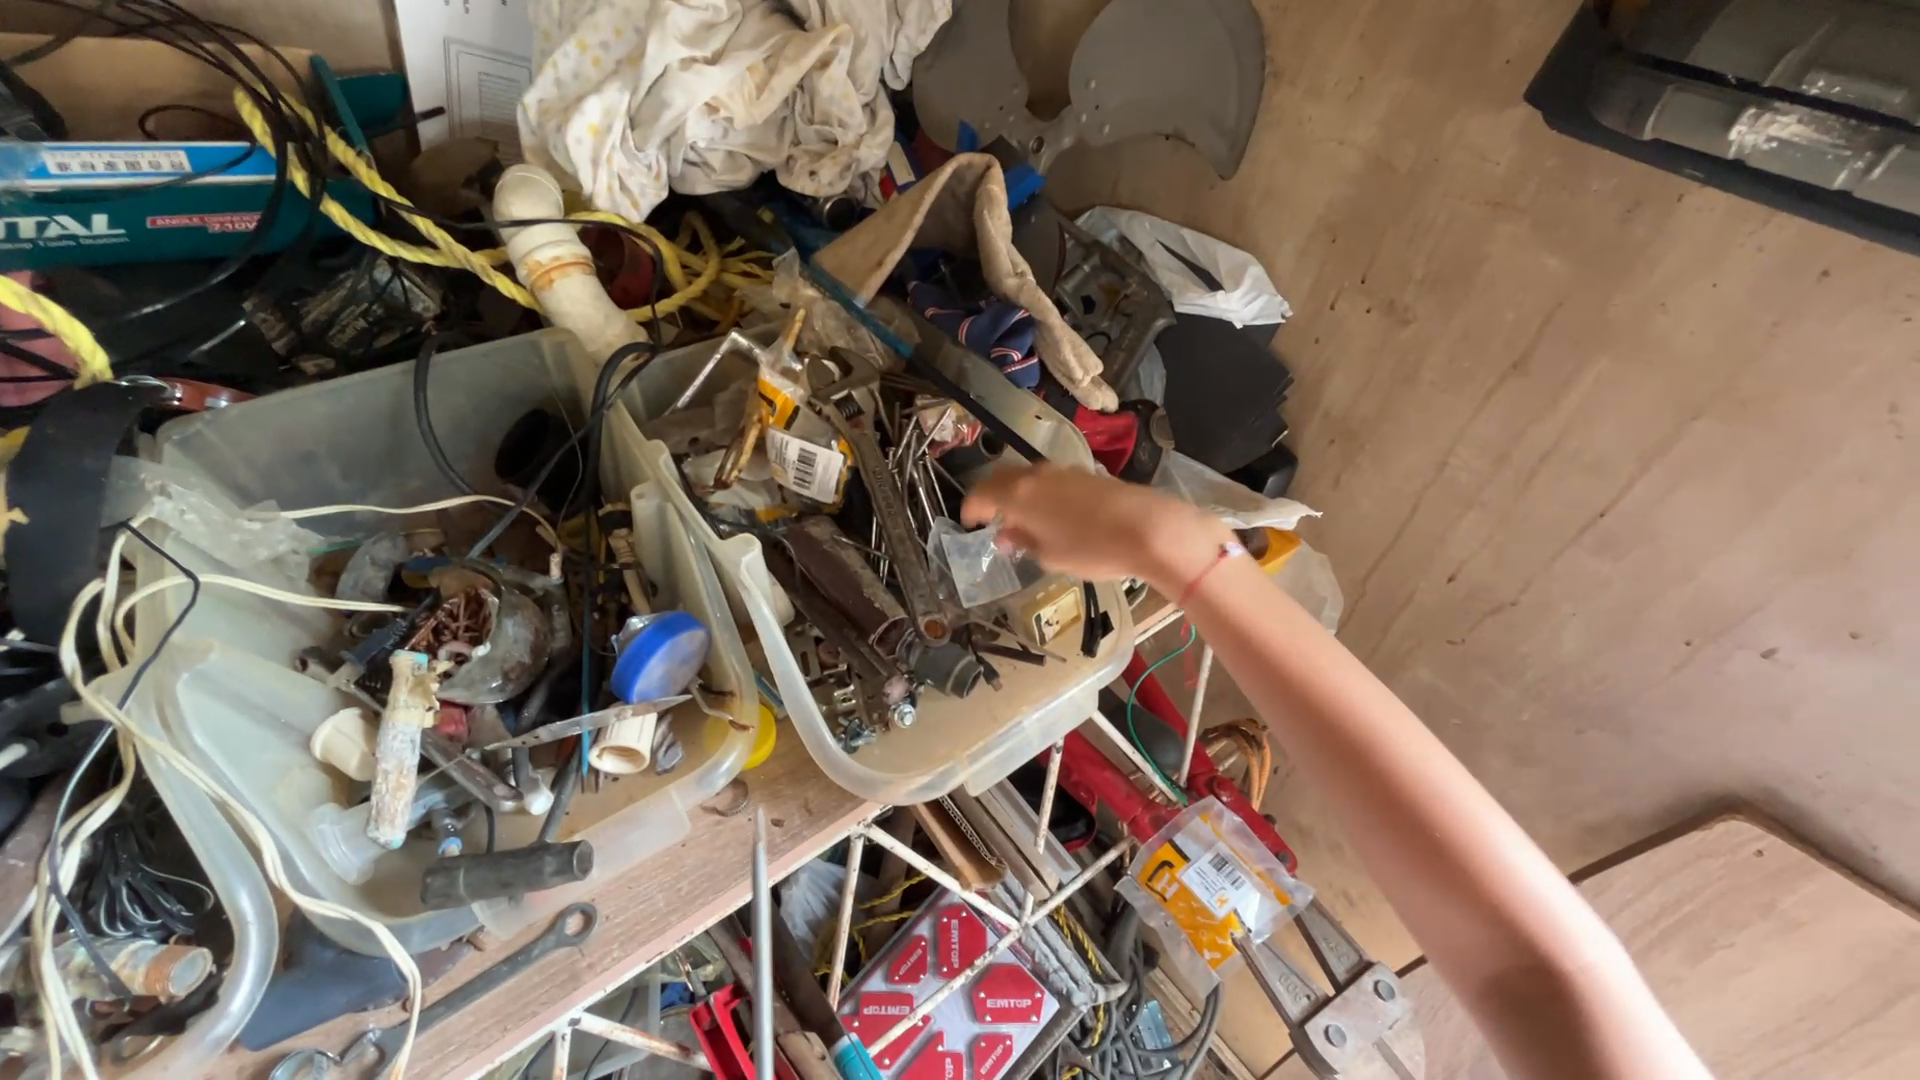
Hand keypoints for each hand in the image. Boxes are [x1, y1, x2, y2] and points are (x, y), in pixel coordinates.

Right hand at [959, 464, 1231, 592]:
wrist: (1148, 528)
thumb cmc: (1092, 549)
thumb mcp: (1050, 556)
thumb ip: (1023, 542)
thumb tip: (1007, 535)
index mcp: (1018, 493)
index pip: (981, 494)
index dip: (970, 509)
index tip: (969, 525)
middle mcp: (1036, 474)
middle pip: (1002, 478)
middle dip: (992, 497)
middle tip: (991, 520)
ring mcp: (1063, 471)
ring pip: (1027, 477)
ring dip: (1018, 495)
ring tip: (1023, 521)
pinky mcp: (1086, 474)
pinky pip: (1050, 480)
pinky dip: (1040, 494)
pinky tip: (1051, 515)